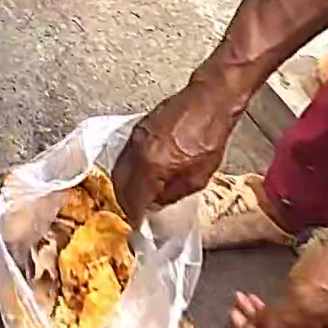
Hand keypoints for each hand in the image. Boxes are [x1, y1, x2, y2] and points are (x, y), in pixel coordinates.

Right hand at [111, 83, 240, 218]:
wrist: (206, 103)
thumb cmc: (208, 139)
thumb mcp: (198, 178)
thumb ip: (172, 193)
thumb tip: (155, 202)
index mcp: (152, 165)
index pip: (133, 197)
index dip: (134, 214)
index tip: (136, 225)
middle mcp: (137, 150)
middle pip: (118, 181)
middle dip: (124, 200)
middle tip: (133, 213)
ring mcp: (135, 136)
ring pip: (119, 166)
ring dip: (125, 184)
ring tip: (137, 196)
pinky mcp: (138, 127)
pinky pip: (126, 154)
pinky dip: (129, 168)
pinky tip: (140, 174)